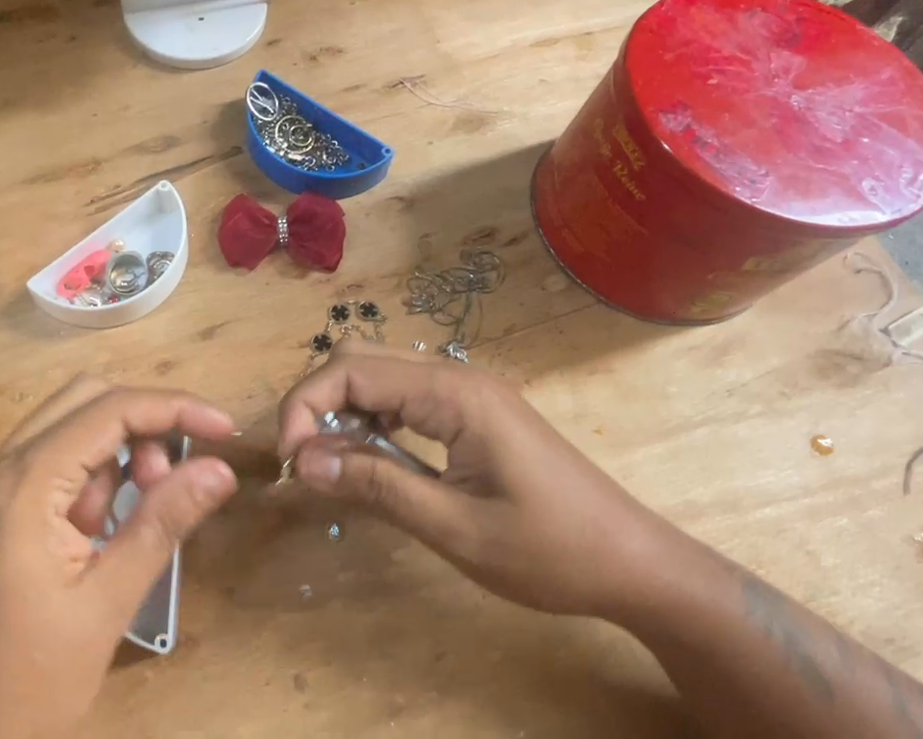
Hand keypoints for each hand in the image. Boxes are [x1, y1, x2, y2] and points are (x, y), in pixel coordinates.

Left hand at [0, 379, 239, 738]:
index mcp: (25, 481)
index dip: (175, 408)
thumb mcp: (106, 602)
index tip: (225, 429)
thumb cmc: (29, 681)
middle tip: (174, 479)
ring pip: (67, 428)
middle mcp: (1, 466)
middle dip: (142, 425)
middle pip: (85, 400)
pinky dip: (88, 481)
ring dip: (115, 455)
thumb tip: (220, 468)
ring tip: (133, 524)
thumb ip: (162, 524)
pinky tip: (99, 535)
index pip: (110, 409)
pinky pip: (50, 465)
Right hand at [276, 340, 677, 619]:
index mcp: (451, 393)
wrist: (633, 563)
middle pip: (359, 360)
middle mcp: (454, 377)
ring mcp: (465, 393)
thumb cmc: (549, 551)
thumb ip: (377, 486)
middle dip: (318, 401)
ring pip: (378, 376)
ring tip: (335, 466)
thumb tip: (305, 461)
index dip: (305, 405)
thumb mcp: (455, 528)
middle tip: (308, 461)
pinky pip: (403, 399)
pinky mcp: (471, 413)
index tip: (290, 461)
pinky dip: (373, 422)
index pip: (350, 371)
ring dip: (344, 412)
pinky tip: (372, 461)